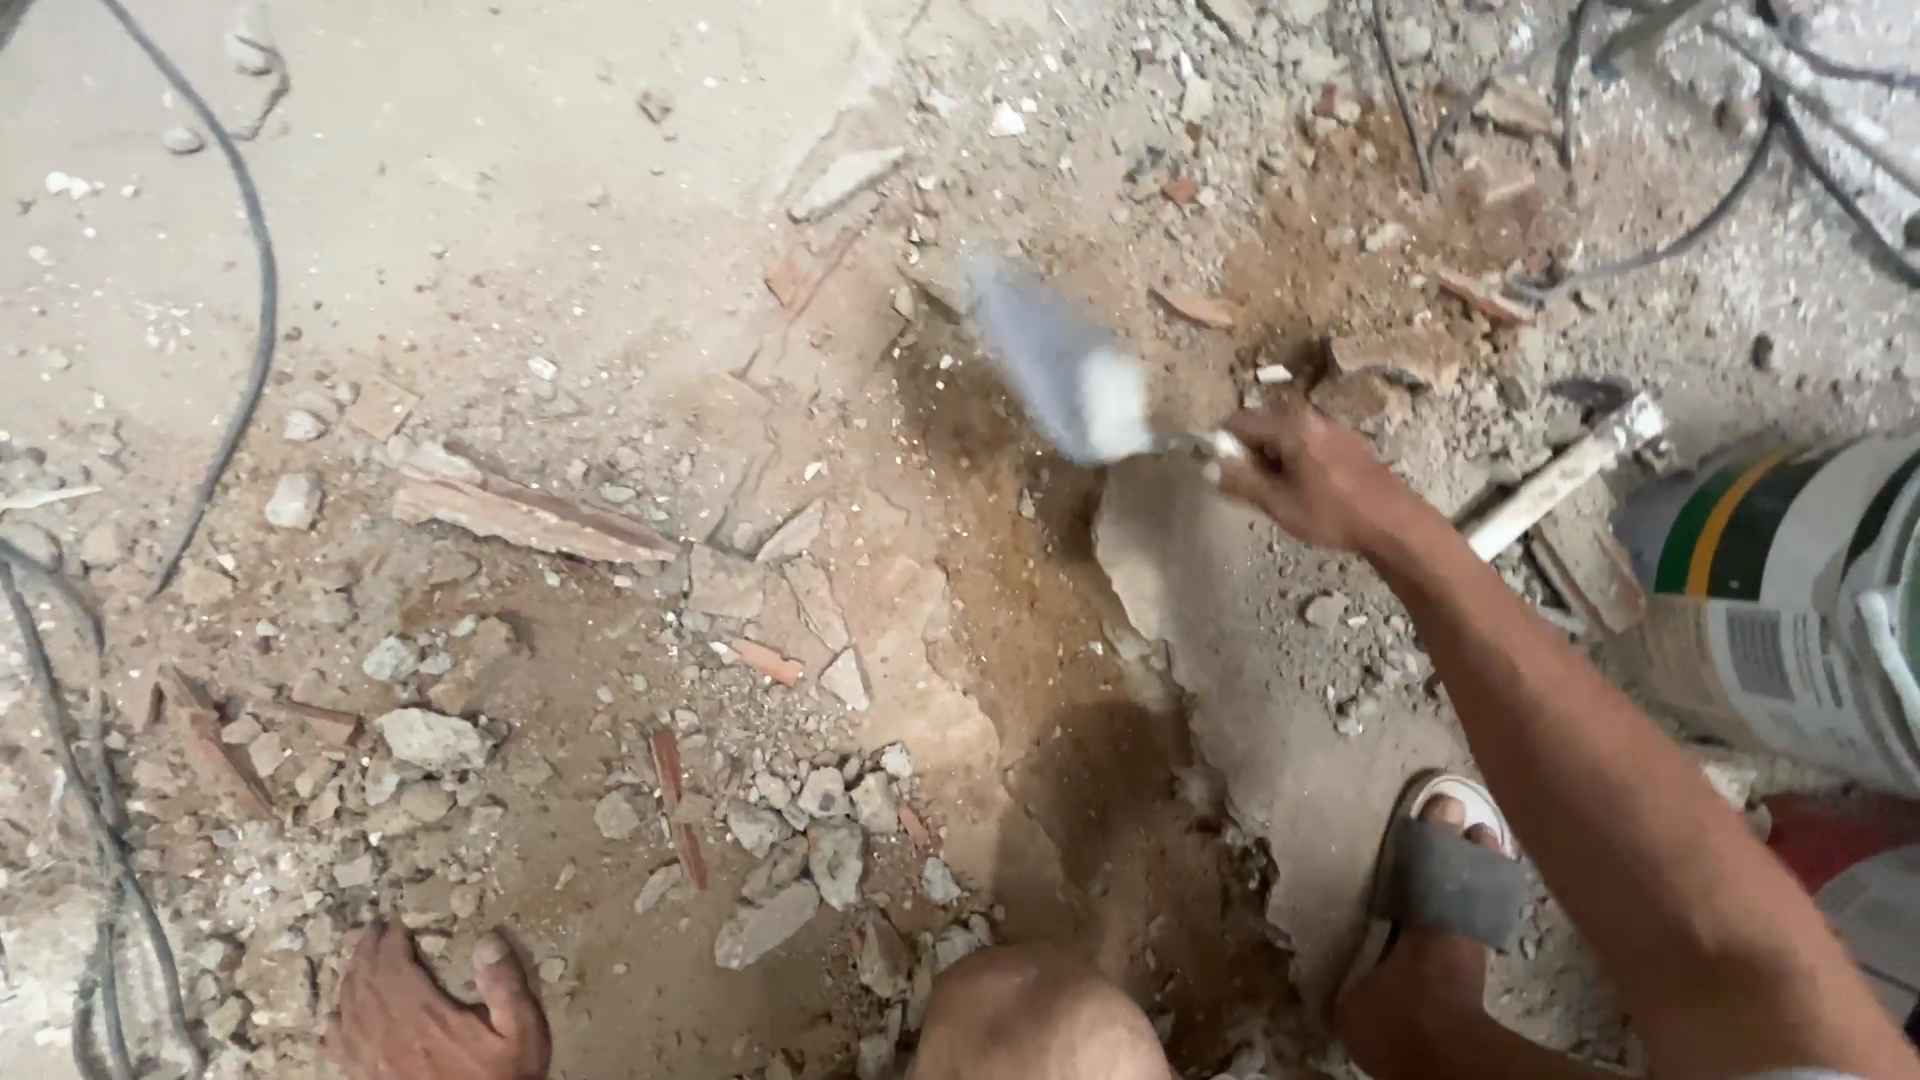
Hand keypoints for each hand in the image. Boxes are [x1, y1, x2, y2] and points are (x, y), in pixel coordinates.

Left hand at [324, 923, 550, 1079]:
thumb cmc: (507, 1073)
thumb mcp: (522, 1026)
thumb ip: (506, 983)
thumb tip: (488, 939)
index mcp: (428, 1021)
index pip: (396, 975)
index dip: (391, 947)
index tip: (395, 924)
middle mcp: (394, 1040)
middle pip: (368, 990)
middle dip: (366, 956)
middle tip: (371, 930)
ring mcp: (378, 1065)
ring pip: (349, 1016)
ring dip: (349, 983)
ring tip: (355, 959)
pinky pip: (341, 1050)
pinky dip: (335, 1026)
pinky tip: (335, 1015)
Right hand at [1206, 406, 1421, 554]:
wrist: (1394, 524)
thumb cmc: (1332, 514)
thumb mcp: (1278, 503)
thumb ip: (1240, 481)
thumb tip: (1206, 467)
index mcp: (1292, 428)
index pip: (1239, 422)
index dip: (1222, 443)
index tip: (1219, 470)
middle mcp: (1312, 419)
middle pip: (1263, 427)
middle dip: (1249, 453)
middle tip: (1252, 488)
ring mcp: (1333, 429)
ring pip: (1285, 436)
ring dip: (1272, 459)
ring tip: (1279, 493)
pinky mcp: (1348, 443)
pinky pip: (1307, 443)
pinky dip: (1294, 460)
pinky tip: (1306, 490)